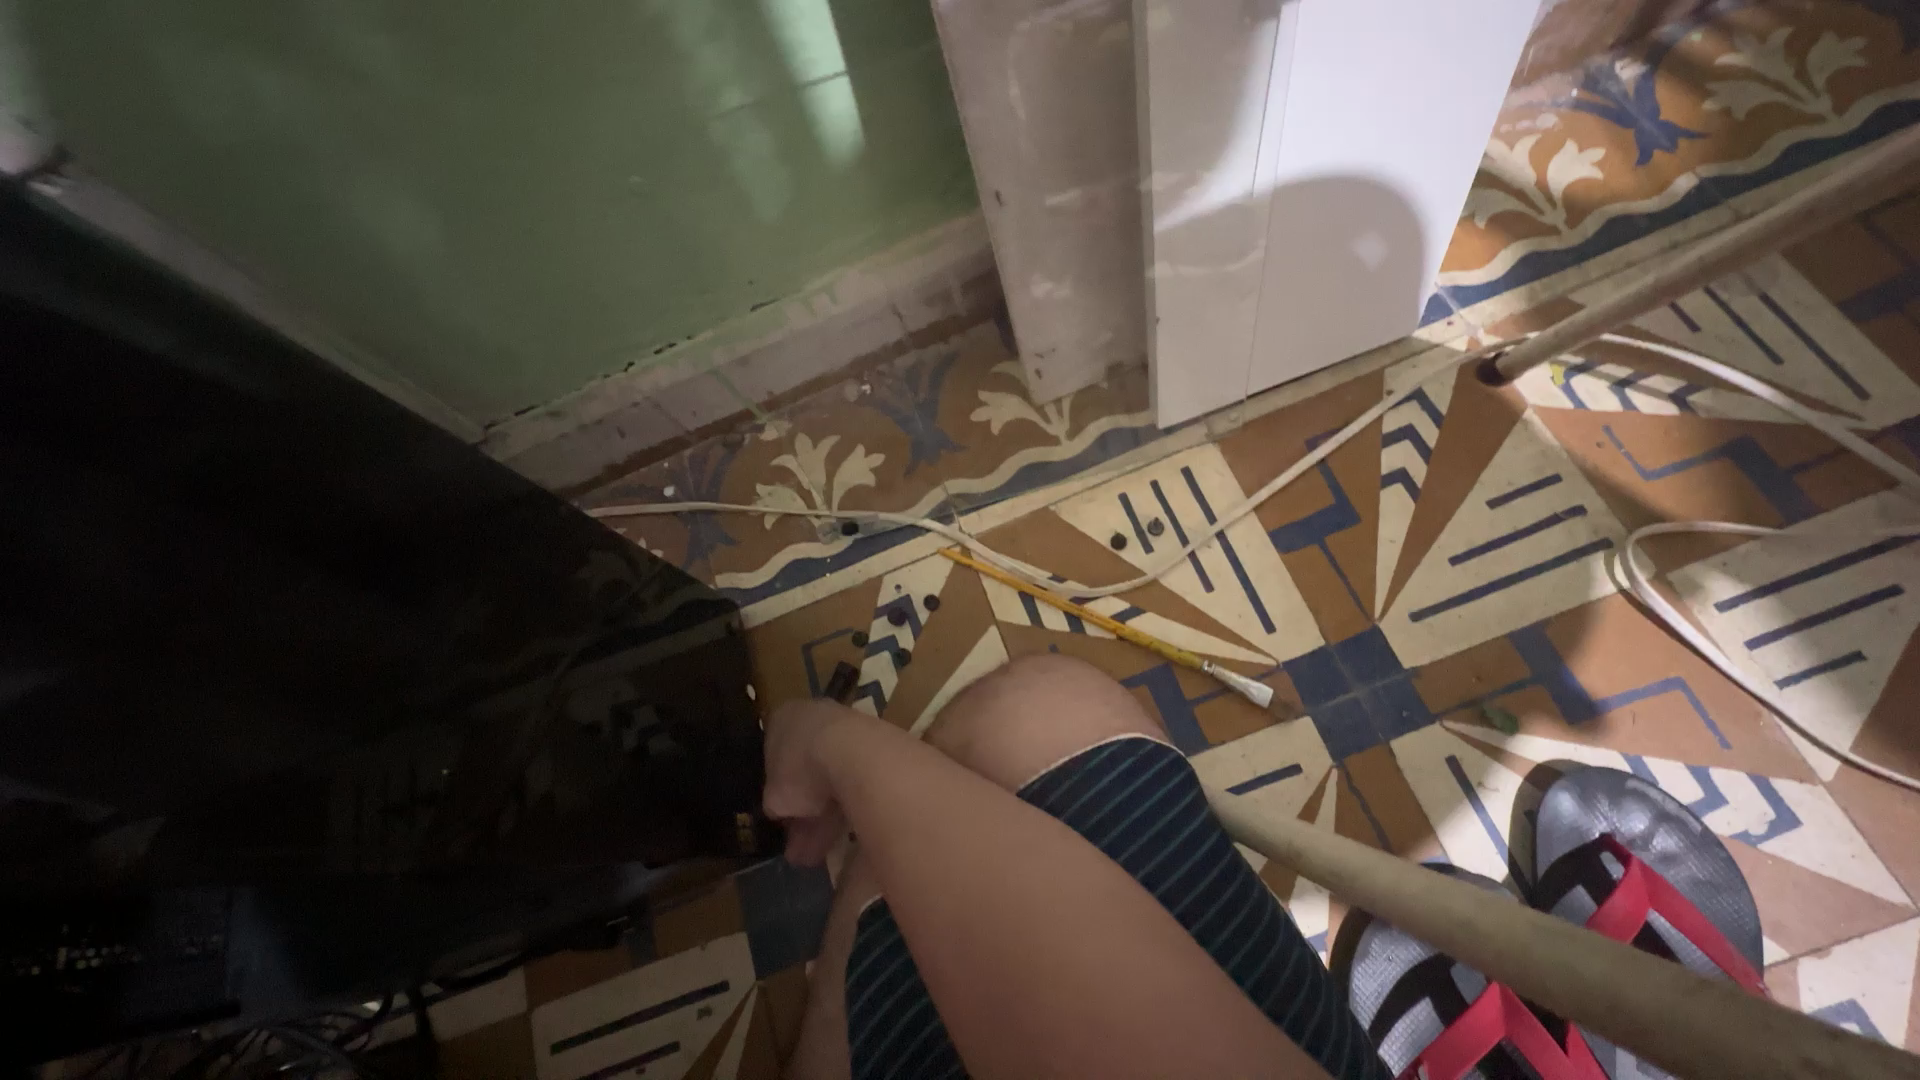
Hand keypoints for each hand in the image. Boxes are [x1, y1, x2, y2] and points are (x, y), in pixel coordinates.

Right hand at [761, 699, 860, 864]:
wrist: (856, 755)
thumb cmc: (802, 767)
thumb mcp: (775, 794)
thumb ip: (777, 803)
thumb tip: (781, 812)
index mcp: (786, 719)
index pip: (775, 753)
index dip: (776, 789)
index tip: (779, 816)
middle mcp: (818, 718)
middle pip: (807, 770)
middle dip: (803, 813)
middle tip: (797, 847)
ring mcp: (850, 731)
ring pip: (833, 781)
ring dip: (823, 821)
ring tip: (816, 857)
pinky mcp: (878, 749)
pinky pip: (857, 785)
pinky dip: (847, 813)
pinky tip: (841, 843)